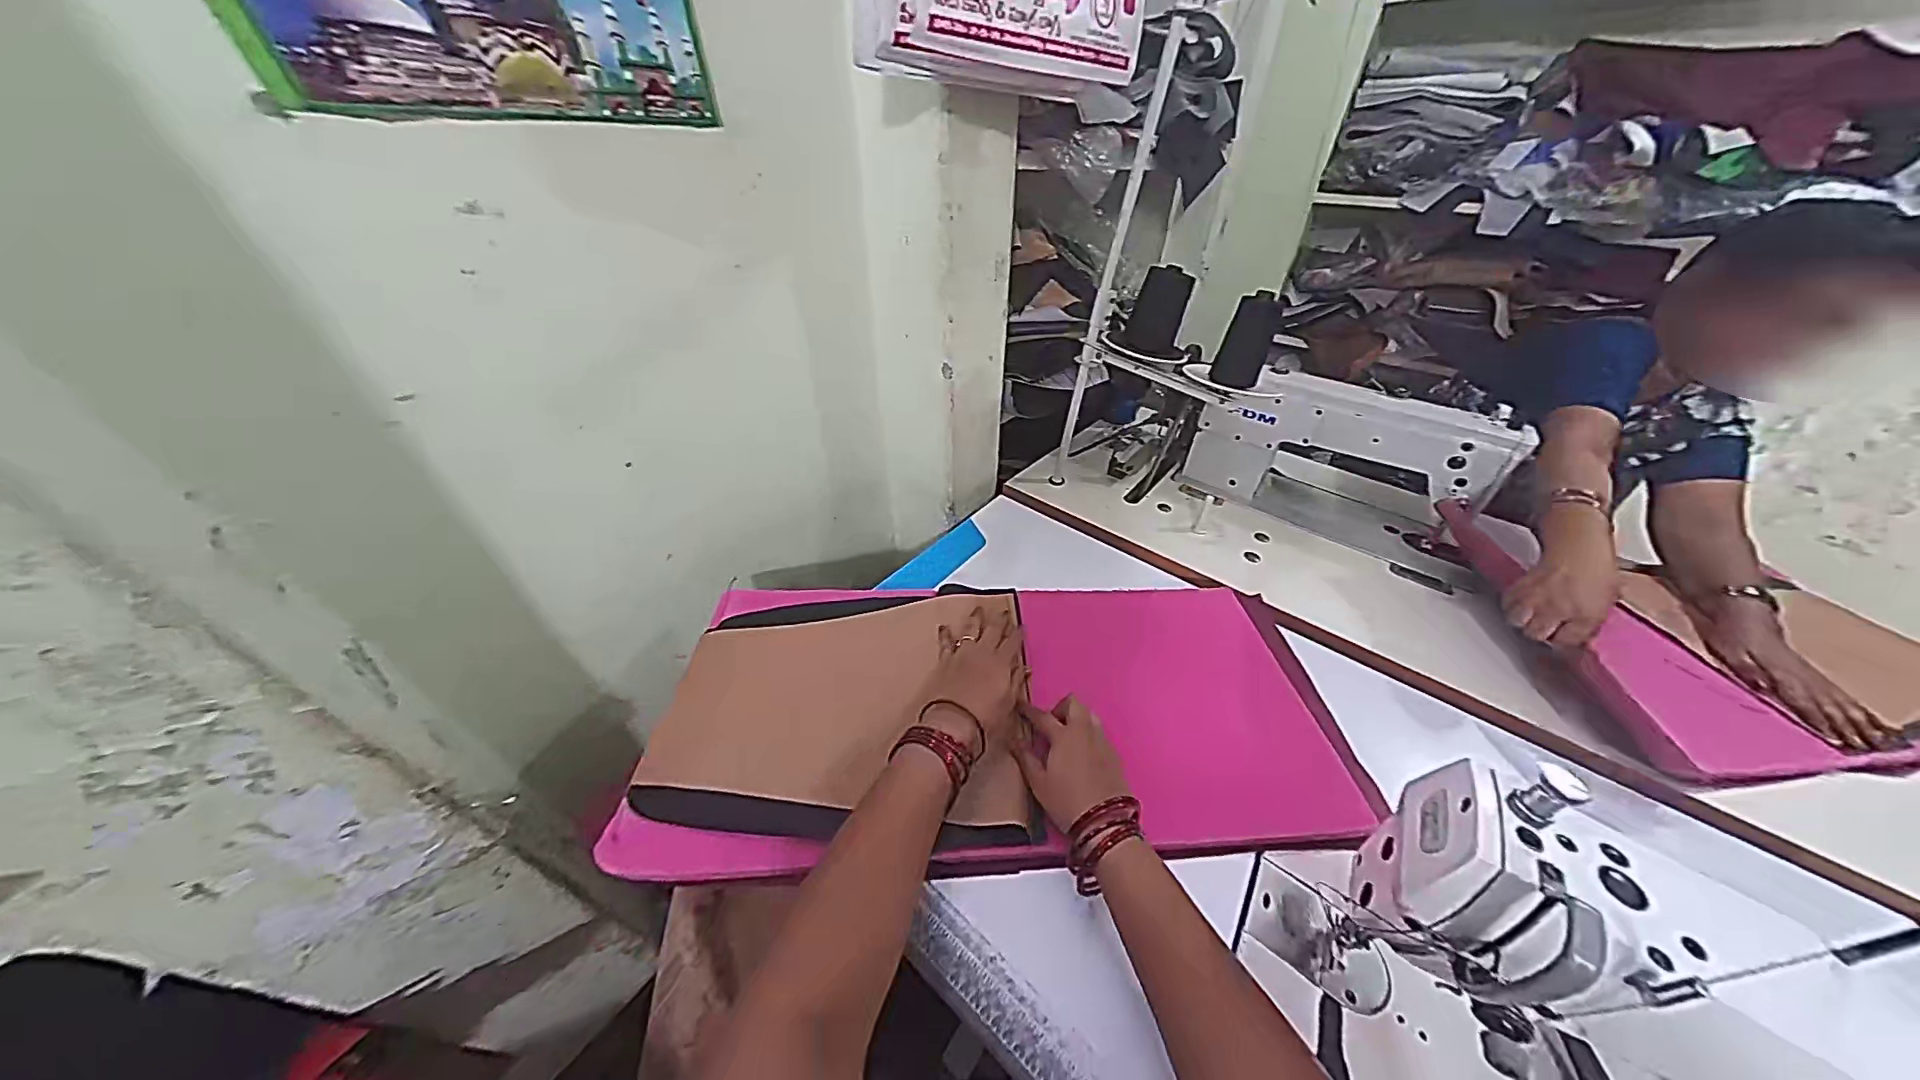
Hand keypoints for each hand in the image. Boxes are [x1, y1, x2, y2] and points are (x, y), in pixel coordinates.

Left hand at [920, 604, 1027, 754]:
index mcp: (1002, 662)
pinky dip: (946, 633)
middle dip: (999, 620)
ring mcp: (962, 654)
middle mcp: (983, 653)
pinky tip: (945, 626)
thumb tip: (1024, 669)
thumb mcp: (1008, 702)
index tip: (1020, 626)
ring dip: (976, 619)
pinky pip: (946, 642)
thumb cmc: (984, 716)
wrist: (953, 720)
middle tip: (1002, 612)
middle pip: (993, 630)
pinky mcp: (945, 660)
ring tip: (978, 610)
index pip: (1013, 642)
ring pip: (971, 629)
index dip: (1017, 633)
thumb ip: (1016, 681)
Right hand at [1011, 695, 1131, 830]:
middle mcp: (1085, 732)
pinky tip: (1082, 753)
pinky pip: (1099, 731)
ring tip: (1066, 738)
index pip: (1043, 716)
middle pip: (1074, 703)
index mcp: (1063, 736)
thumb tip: (1014, 740)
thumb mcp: (1039, 783)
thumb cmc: (1066, 802)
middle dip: (1060, 708)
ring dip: (1076, 718)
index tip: (1020, 706)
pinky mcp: (1114, 753)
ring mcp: (1102, 740)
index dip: (1029, 710)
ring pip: (1089, 714)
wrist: (1105, 821)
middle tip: (1050, 726)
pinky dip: (1088, 733)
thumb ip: (1025, 757)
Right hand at [1503, 537, 1619, 649]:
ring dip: (1522, 620)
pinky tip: (1520, 603)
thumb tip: (1578, 636)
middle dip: (1539, 633)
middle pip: (1535, 634)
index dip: (1564, 643)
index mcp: (1586, 615)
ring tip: (1529, 617)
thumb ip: (1589, 622)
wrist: (1578, 545)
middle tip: (1545, 628)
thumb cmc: (1597, 569)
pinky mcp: (1519, 586)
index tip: (1562, 640)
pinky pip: (1507, 603)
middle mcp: (1558, 608)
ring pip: (1516, 620)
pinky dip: (1511, 605)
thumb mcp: (1606, 601)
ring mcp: (1536, 597)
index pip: (1566, 643)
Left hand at [1700, 599, 1900, 752]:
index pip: (1805, 703)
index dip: (1822, 722)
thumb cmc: (1730, 633)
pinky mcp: (1805, 669)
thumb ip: (1747, 671)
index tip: (1842, 742)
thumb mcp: (1730, 652)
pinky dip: (1850, 706)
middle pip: (1830, 705)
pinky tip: (1862, 717)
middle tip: (1872, 748)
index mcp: (1780, 673)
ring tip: (1878, 738)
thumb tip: (1766, 689)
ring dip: (1858, 720)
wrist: (1739, 610)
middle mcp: (1799, 675)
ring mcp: (1806, 672)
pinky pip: (1834, 692)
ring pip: (1837, 700)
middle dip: (1851, 727)